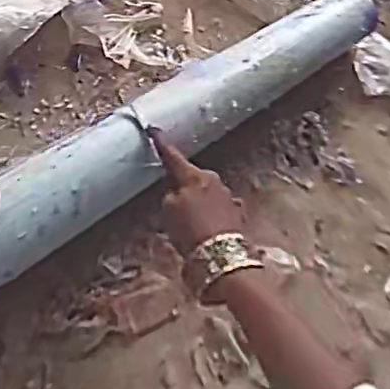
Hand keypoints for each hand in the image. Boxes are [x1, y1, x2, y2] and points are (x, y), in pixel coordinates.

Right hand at [149, 127, 244, 255]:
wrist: (222, 258)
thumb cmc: (190, 231)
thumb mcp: (168, 211)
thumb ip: (169, 194)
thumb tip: (175, 189)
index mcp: (193, 176)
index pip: (173, 156)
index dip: (161, 144)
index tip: (153, 130)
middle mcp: (212, 180)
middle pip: (192, 176)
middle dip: (183, 182)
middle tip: (172, 198)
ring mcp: (227, 195)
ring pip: (206, 191)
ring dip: (198, 199)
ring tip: (189, 220)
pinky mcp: (235, 213)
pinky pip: (217, 207)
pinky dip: (210, 213)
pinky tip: (206, 226)